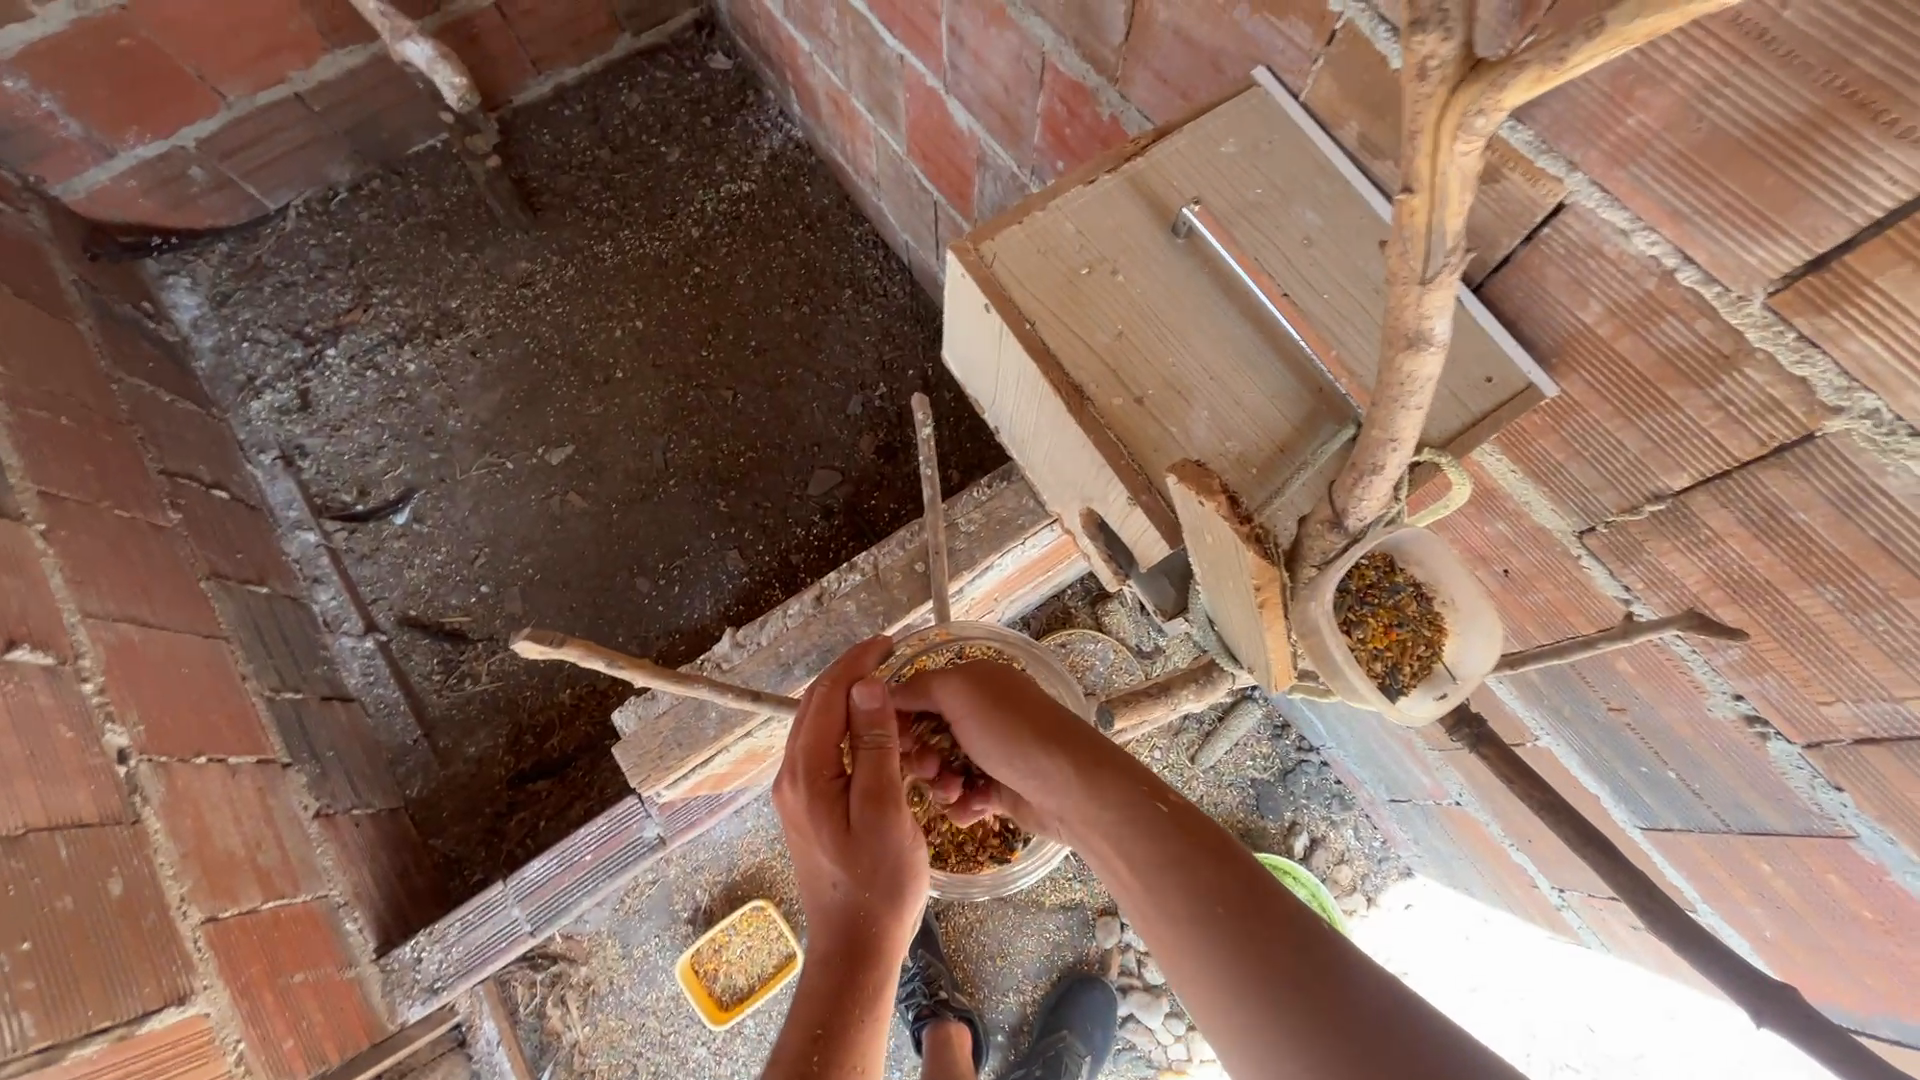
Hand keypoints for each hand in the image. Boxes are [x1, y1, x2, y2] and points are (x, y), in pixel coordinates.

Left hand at [773, 636, 928, 966]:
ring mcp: (797, 794)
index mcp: (806, 773)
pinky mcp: (810, 808)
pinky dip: (851, 729)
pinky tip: (880, 734)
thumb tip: (867, 685)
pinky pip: (826, 751)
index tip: (889, 642)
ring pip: (820, 726)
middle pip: (816, 706)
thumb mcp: (884, 810)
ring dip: (851, 700)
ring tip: (889, 688)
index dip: (856, 662)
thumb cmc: (877, 883)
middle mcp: (792, 777)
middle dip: (851, 674)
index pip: (826, 696)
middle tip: (890, 656)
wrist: (855, 945)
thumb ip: (874, 745)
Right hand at [890, 660, 1117, 837]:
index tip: (886, 739)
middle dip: (919, 755)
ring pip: (942, 769)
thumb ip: (919, 686)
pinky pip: (963, 796)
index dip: (899, 716)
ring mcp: (991, 752)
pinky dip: (962, 804)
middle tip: (927, 768)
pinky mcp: (999, 789)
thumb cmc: (1012, 731)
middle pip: (927, 735)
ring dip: (940, 783)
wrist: (1070, 786)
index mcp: (974, 682)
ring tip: (954, 791)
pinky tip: (973, 808)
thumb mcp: (959, 692)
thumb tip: (885, 691)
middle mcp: (982, 713)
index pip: (919, 693)